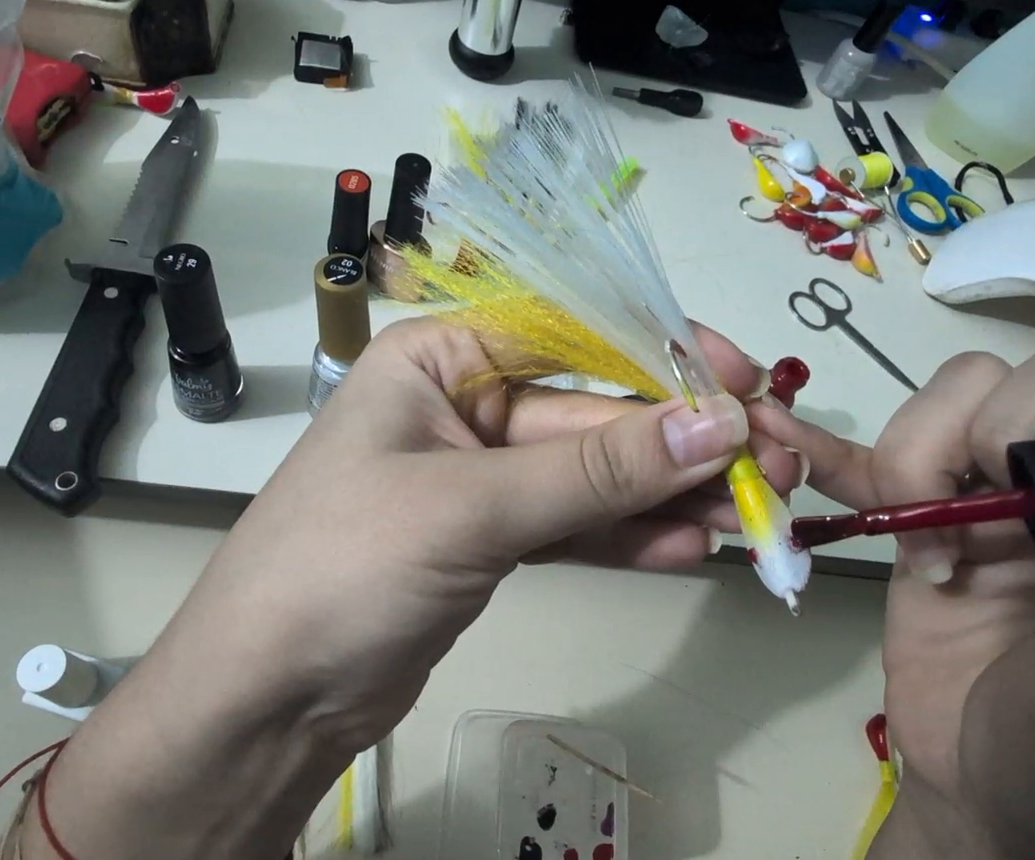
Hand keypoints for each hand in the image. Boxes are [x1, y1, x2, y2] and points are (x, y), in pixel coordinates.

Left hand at [32, 317, 797, 858]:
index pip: (567, 334)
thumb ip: (596, 471)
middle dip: (677, 440)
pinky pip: (572, 526)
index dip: (659, 353)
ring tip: (751, 511)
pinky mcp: (489, 540)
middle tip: (770, 462)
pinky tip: (689, 549)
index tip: (741, 379)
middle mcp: (460, 404)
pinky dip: (626, 538)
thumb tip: (715, 424)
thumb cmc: (345, 565)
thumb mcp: (471, 506)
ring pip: (589, 474)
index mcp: (437, 359)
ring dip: (666, 493)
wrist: (264, 700)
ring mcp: (478, 477)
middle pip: (590, 413)